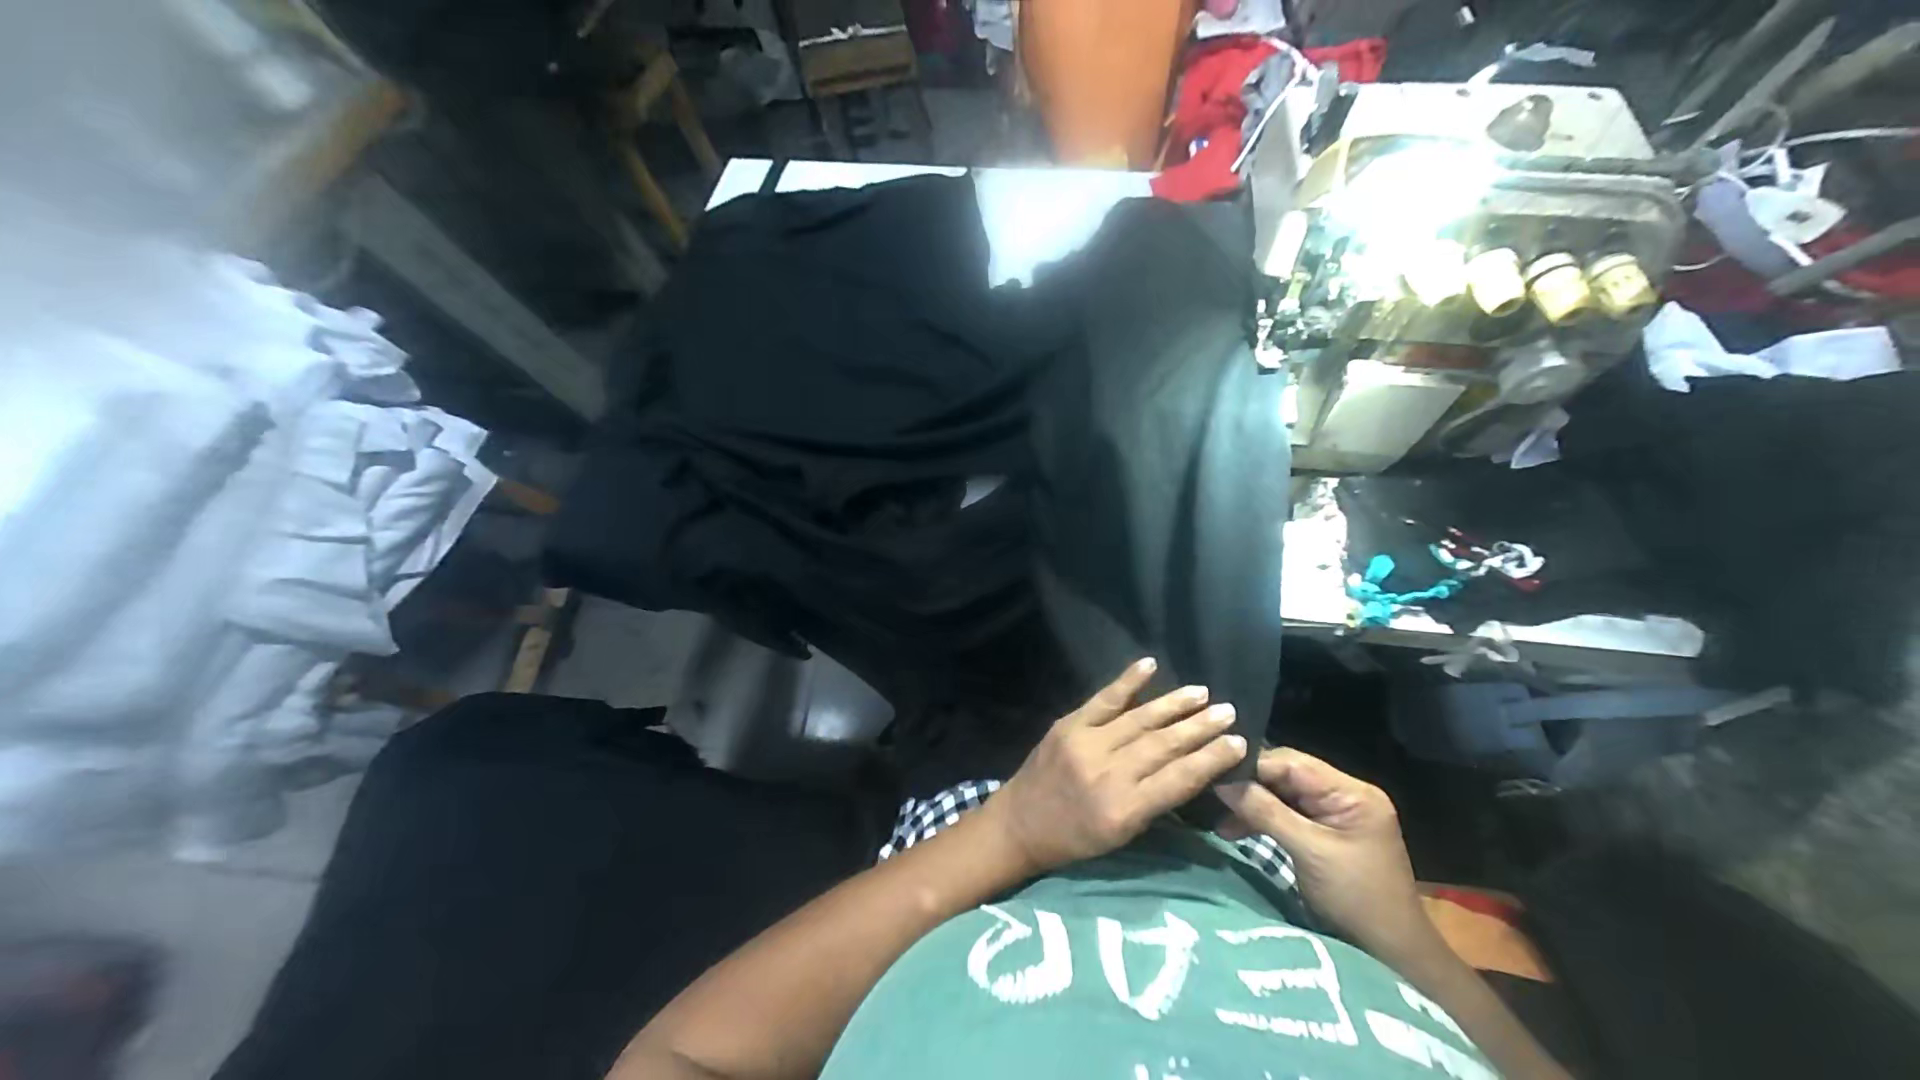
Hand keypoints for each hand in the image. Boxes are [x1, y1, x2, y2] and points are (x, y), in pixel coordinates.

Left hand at [980, 658, 1247, 875]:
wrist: (1019, 823)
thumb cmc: (1076, 839)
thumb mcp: (1123, 835)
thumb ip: (1156, 803)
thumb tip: (1194, 769)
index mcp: (1125, 810)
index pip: (1179, 779)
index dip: (1212, 759)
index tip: (1238, 742)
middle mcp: (1108, 774)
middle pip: (1164, 745)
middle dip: (1200, 727)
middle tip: (1229, 711)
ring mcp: (1086, 744)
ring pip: (1140, 719)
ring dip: (1174, 704)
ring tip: (1203, 692)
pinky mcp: (1067, 724)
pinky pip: (1103, 699)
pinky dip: (1127, 681)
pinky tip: (1149, 664)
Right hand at [1214, 748, 1436, 960]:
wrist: (1392, 956)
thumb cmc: (1356, 899)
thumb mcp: (1309, 851)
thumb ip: (1266, 811)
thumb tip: (1222, 783)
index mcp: (1351, 792)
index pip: (1292, 762)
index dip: (1251, 766)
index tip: (1214, 773)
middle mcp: (1345, 794)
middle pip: (1285, 775)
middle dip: (1249, 785)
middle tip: (1211, 795)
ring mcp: (1336, 814)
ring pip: (1282, 794)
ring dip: (1252, 805)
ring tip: (1220, 820)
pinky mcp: (1326, 832)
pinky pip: (1287, 814)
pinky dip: (1262, 820)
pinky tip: (1235, 829)